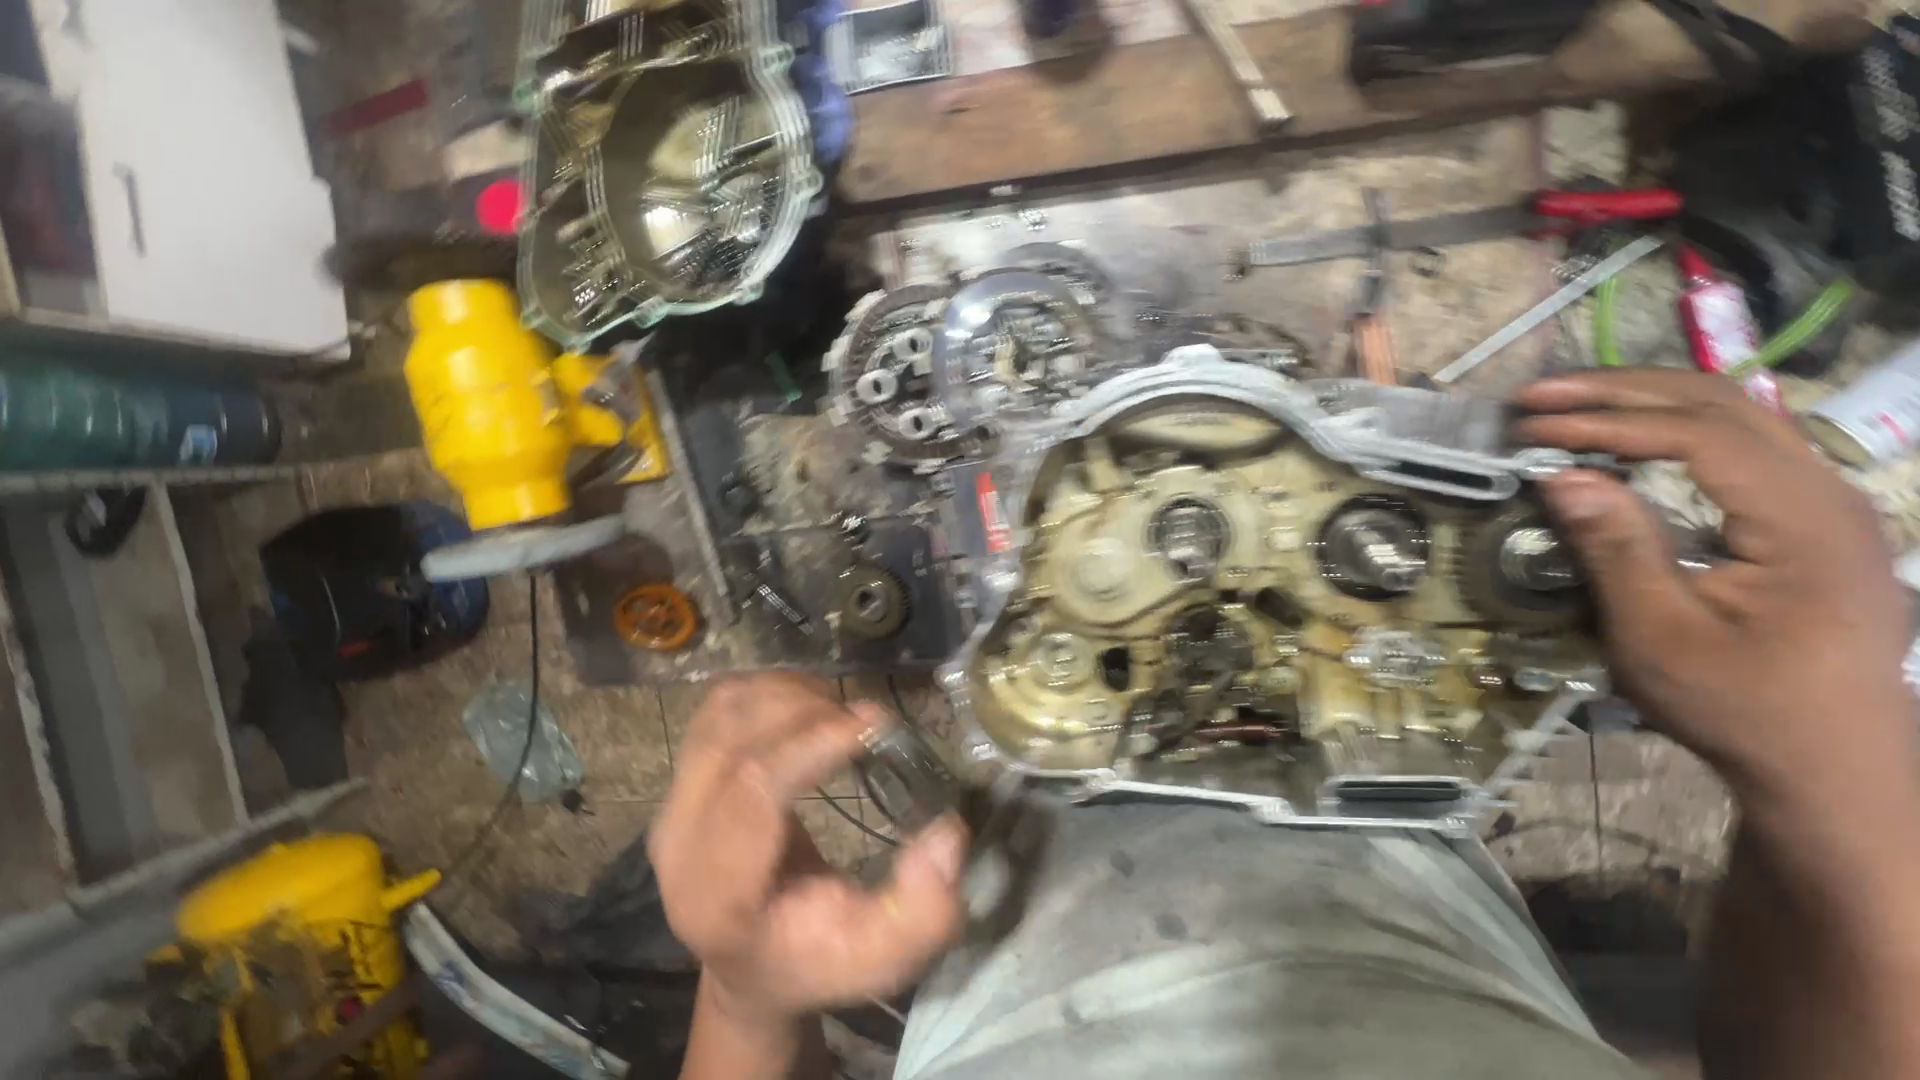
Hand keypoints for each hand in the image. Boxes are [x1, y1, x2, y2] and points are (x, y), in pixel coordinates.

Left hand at [648, 674, 969, 1027]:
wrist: (753, 966)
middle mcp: (679, 841)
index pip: (753, 789)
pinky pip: (718, 708)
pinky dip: (768, 692)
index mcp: (717, 893)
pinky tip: (810, 711)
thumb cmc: (816, 960)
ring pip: (723, 711)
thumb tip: (944, 833)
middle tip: (869, 720)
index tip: (876, 724)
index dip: (813, 742)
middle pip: (733, 738)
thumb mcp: (881, 957)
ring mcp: (673, 803)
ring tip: (842, 714)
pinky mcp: (682, 778)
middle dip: (807, 711)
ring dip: (788, 695)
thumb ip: (921, 912)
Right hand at [1515, 370, 1915, 804]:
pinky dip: (1672, 424)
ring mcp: (1828, 501)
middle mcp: (1830, 494)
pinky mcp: (1810, 515)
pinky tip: (1624, 433)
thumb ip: (1616, 548)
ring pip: (1737, 412)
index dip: (1607, 423)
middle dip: (1619, 392)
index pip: (1701, 436)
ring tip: (1567, 403)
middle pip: (1723, 404)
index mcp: (1807, 524)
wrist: (1828, 760)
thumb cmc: (1740, 705)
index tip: (1531, 428)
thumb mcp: (1660, 636)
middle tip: (1534, 397)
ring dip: (1644, 399)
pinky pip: (1742, 441)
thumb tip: (1559, 475)